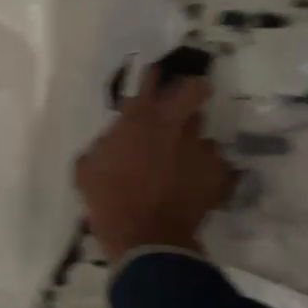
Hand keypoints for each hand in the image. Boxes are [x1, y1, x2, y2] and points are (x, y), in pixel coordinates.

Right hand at [75, 64, 231, 262]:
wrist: (145, 235)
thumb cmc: (106, 197)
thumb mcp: (88, 164)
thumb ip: (106, 143)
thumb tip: (117, 138)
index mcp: (137, 120)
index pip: (149, 81)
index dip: (152, 75)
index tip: (155, 73)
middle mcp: (173, 126)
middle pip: (195, 89)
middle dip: (190, 89)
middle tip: (181, 100)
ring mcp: (200, 148)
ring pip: (201, 131)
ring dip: (189, 139)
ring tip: (179, 158)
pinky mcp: (219, 173)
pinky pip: (213, 162)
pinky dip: (202, 168)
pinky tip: (191, 182)